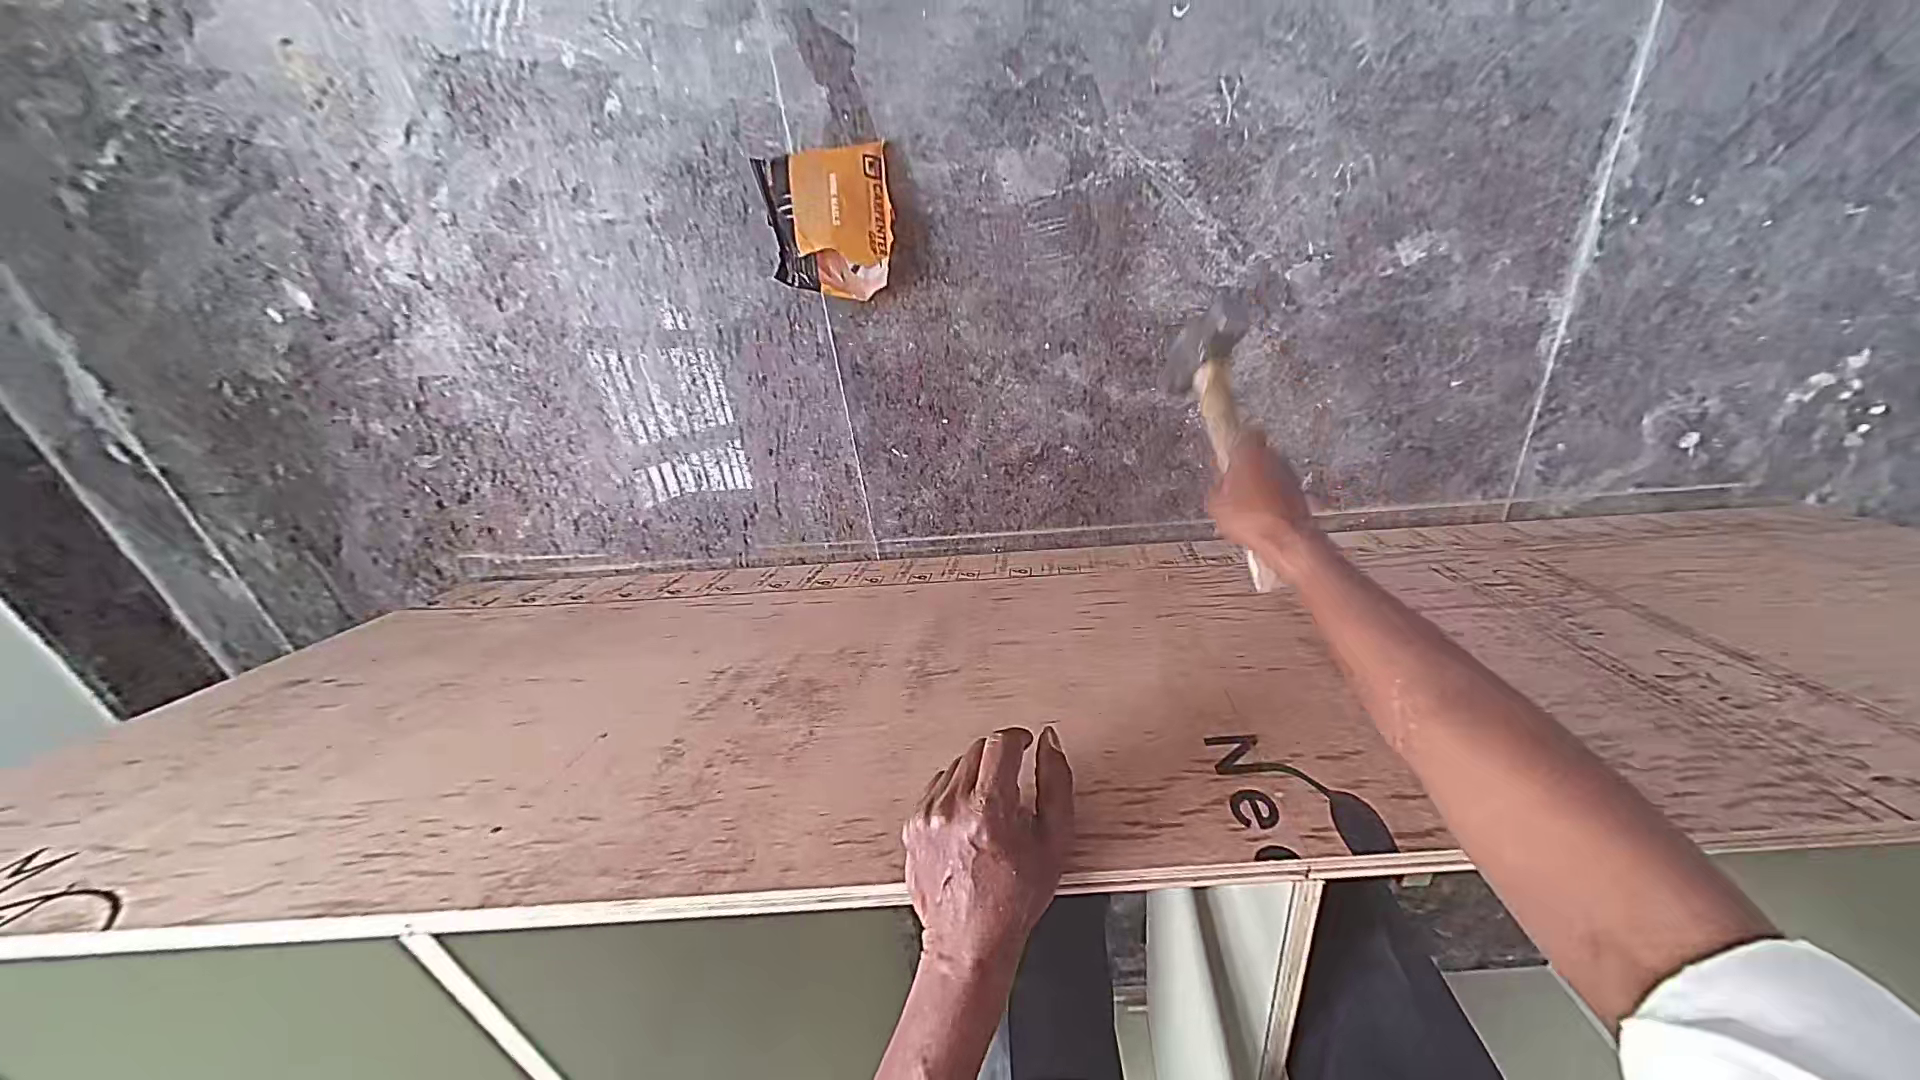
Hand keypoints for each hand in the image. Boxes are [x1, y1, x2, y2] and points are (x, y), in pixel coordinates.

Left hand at [903, 726, 1074, 972]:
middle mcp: (952, 807)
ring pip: (956, 767)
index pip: (1000, 743)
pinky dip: (954, 794)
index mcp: (988, 809)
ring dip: (976, 776)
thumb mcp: (1054, 842)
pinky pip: (937, 787)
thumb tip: (1050, 742)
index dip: (1018, 738)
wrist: (969, 941)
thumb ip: (1056, 782)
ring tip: (990, 809)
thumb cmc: (1014, 899)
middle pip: (977, 750)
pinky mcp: (913, 825)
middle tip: (1011, 782)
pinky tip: (968, 820)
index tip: (1025, 743)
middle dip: (998, 757)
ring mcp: (928, 815)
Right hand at [1209, 431, 1323, 579]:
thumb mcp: (1216, 504)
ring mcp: (1288, 473)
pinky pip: (1279, 488)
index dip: (1234, 443)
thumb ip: (1217, 486)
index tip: (1226, 452)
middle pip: (1256, 453)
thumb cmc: (1253, 519)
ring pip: (1269, 470)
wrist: (1286, 540)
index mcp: (1249, 453)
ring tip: (1245, 504)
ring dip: (1259, 482)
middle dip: (1245, 466)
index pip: (1243, 433)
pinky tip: (1259, 514)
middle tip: (1232, 483)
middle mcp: (1272, 457)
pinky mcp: (1298, 490)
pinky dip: (1270, 497)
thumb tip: (1219, 485)